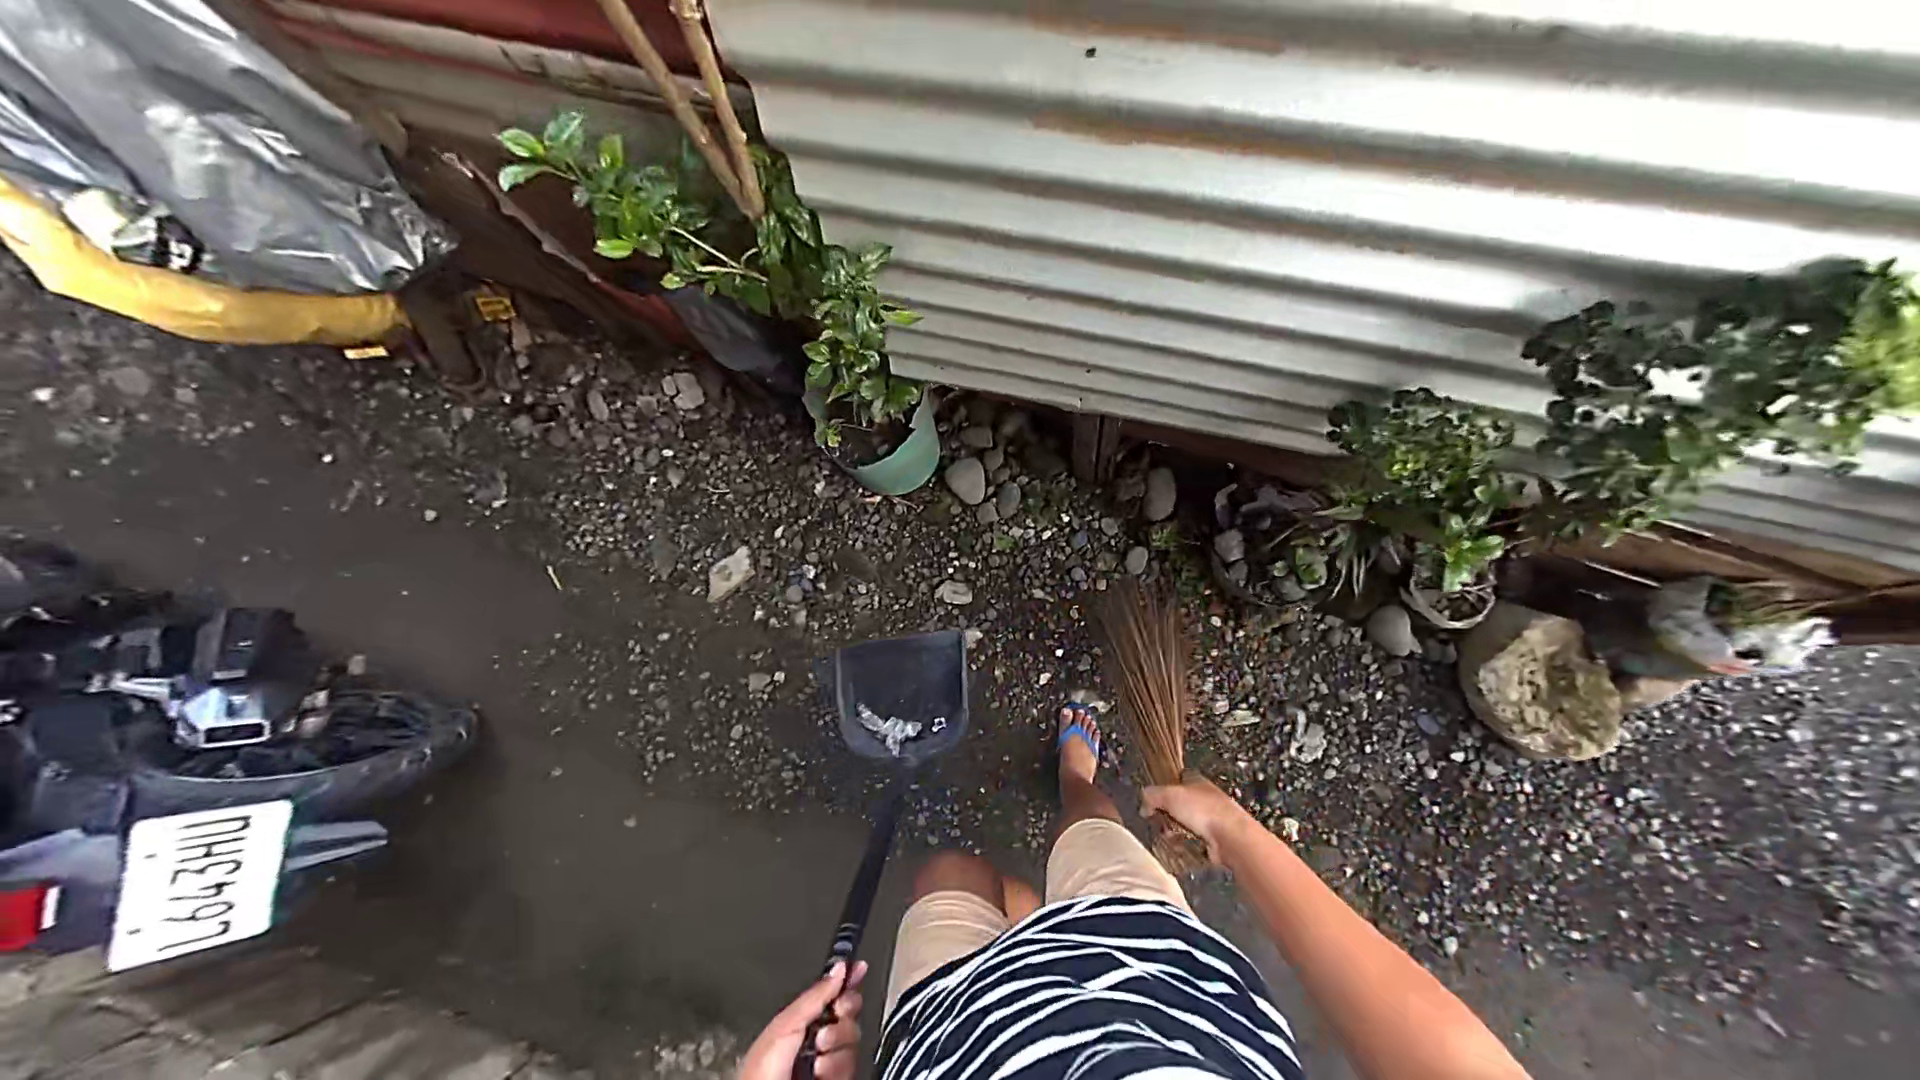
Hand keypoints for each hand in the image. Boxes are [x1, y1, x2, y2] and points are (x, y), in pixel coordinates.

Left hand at [737, 960, 868, 1079]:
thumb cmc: (761, 1072)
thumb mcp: (785, 1025)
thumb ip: (814, 996)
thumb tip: (839, 968)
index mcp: (802, 1017)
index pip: (832, 990)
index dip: (847, 977)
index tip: (858, 967)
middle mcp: (818, 1035)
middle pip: (850, 1009)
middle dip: (846, 1009)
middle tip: (836, 1013)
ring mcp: (828, 1058)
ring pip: (853, 1036)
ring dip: (837, 1042)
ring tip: (818, 1055)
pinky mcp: (837, 1077)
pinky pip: (852, 1063)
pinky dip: (837, 1067)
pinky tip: (820, 1073)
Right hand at [1141, 773, 1255, 864]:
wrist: (1232, 838)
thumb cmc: (1202, 809)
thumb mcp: (1168, 794)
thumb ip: (1151, 795)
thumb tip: (1144, 805)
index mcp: (1196, 780)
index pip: (1175, 780)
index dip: (1162, 790)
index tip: (1153, 801)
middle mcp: (1205, 798)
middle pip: (1177, 806)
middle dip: (1166, 816)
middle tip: (1160, 822)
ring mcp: (1212, 819)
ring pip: (1183, 825)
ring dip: (1175, 833)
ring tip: (1172, 837)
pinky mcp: (1215, 840)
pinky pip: (1192, 842)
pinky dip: (1185, 845)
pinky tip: (1183, 847)